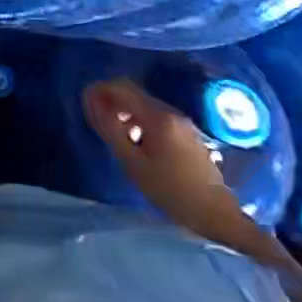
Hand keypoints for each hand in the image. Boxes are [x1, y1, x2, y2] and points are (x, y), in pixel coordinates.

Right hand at [82, 78, 264, 251]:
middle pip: (134, 94)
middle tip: (96, 120)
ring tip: (114, 135)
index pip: (122, 87)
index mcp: (158, 116)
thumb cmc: (171, 191)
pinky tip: (136, 145)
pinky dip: (139, 123)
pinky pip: (156, 118)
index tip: (85, 102)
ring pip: (144, 106)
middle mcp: (171, 112)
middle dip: (111, 101)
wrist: (216, 214)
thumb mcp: (133, 163)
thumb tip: (91, 101)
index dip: (100, 90)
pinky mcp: (187, 134)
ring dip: (125, 113)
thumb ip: (109, 129)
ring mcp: (182, 122)